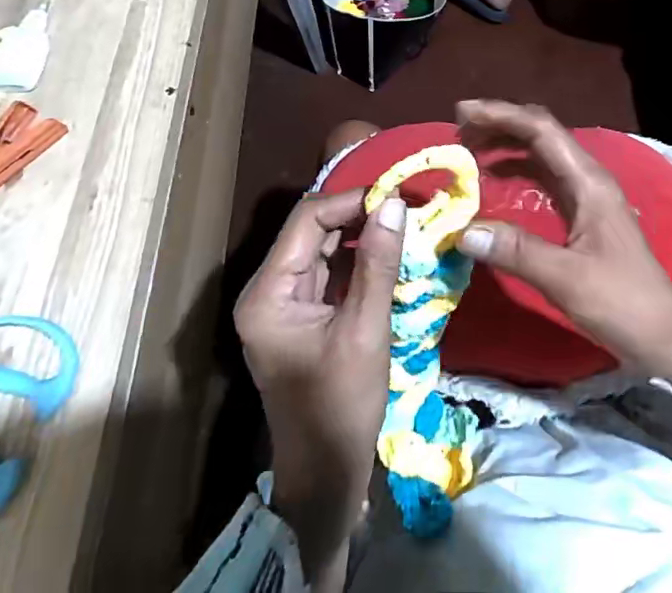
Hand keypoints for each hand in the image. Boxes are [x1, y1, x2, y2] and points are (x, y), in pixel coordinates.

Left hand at [235, 190, 404, 585]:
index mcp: (268, 293)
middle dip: (357, 214)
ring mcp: (282, 303)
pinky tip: (388, 251)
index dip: (351, 201)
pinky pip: (328, 271)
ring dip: (359, 234)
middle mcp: (267, 290)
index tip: (397, 197)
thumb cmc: (342, 406)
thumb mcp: (366, 330)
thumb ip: (379, 264)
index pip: (307, 220)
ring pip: (321, 248)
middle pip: (311, 230)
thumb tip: (394, 204)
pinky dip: (357, 259)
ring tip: (402, 222)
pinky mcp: (300, 315)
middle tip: (405, 206)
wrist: (325, 474)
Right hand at [452, 100, 671, 375]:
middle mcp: (588, 180)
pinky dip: (516, 171)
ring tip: (469, 150)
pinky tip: (495, 181)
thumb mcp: (567, 279)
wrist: (663, 335)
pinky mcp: (583, 215)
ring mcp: (587, 196)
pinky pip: (544, 178)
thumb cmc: (622, 303)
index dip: (501, 115)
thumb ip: (516, 251)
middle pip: (541, 134)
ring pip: (542, 154)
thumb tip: (463, 230)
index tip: (461, 113)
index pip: (541, 130)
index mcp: (588, 183)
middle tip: (458, 130)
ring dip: (507, 145)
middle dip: (500, 125)